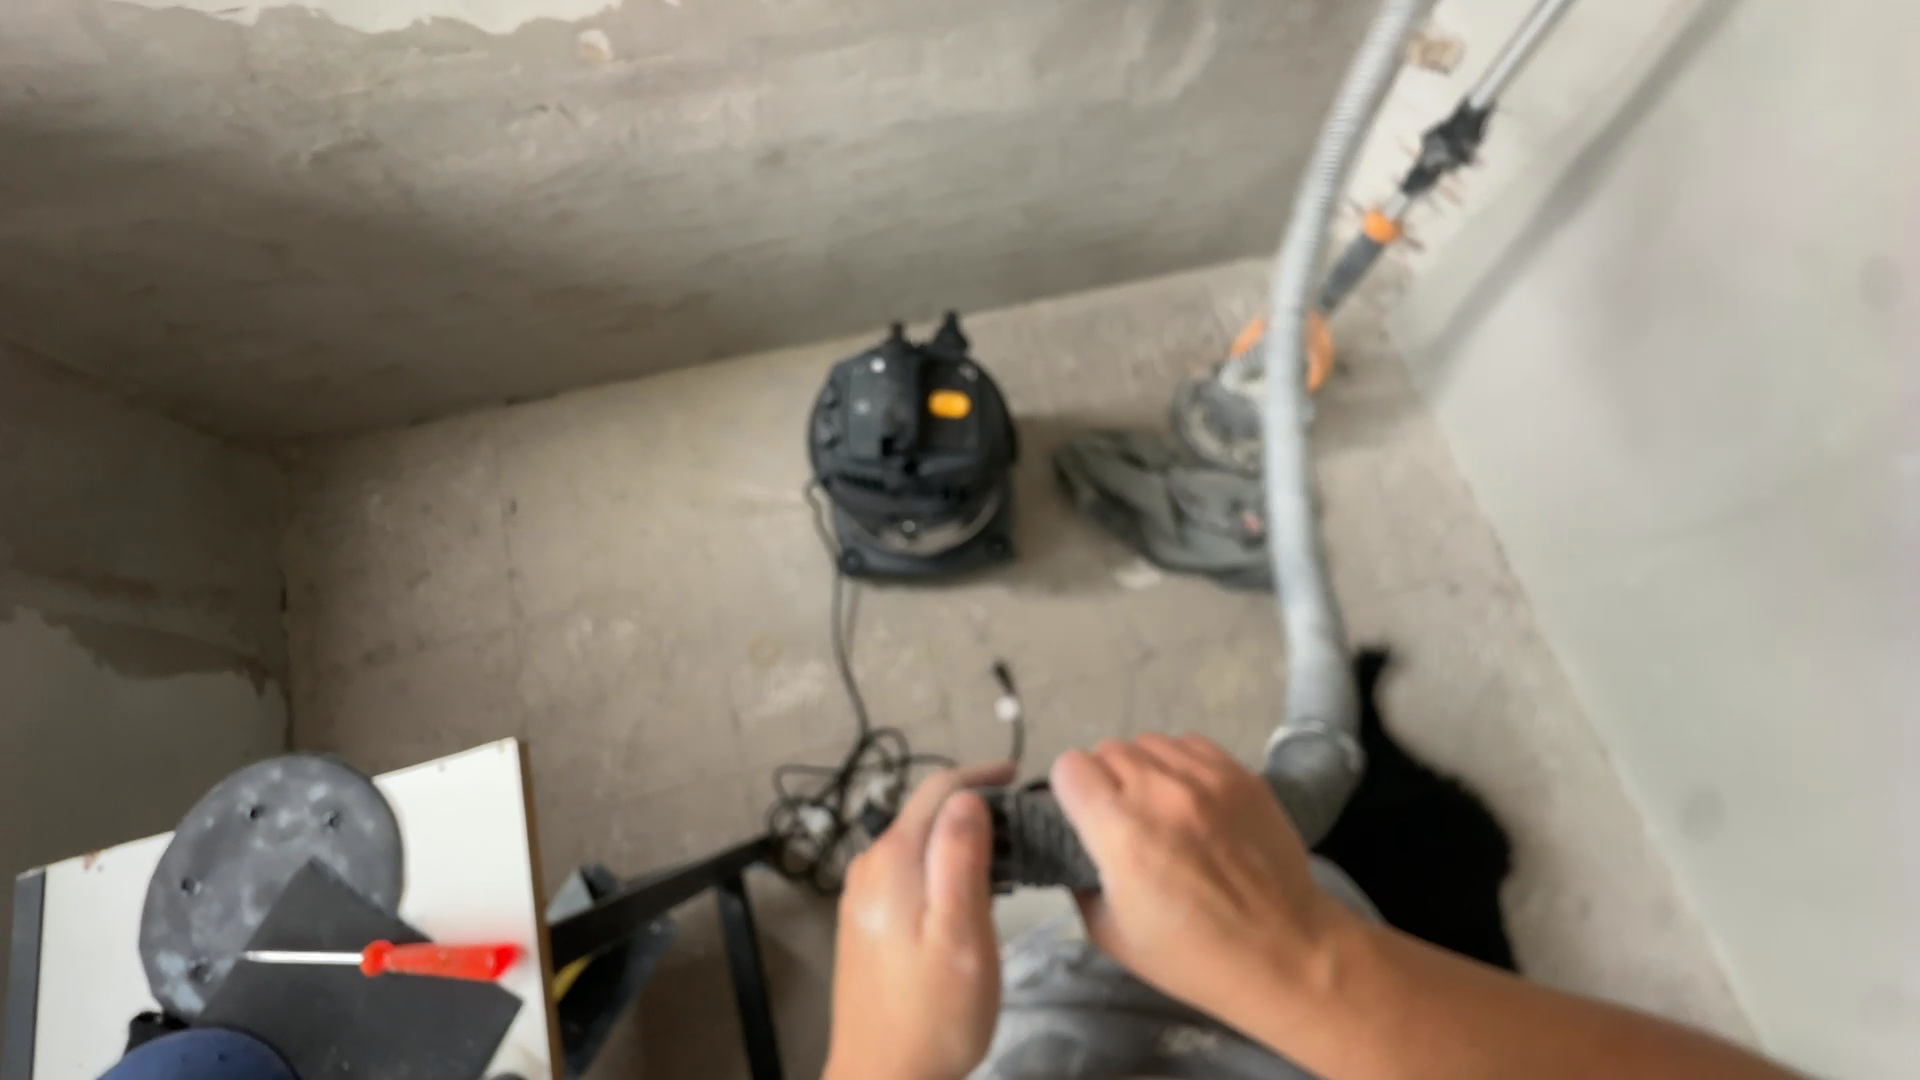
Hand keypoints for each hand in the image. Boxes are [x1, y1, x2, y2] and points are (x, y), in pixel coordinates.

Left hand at [823, 761, 1014, 1079]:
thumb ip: (960, 857)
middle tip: (1020, 822)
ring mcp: (862, 892)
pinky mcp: (865, 917)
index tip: (1018, 776)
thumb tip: (968, 796)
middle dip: (972, 804)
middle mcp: (870, 864)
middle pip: (925, 812)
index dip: (980, 775)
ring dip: (958, 835)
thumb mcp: (960, 933)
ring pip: (917, 840)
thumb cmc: (933, 1012)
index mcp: (893, 858)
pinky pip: (908, 868)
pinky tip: (965, 887)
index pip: (938, 789)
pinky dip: (940, 861)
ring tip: (1003, 854)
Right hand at [1049, 735, 1357, 1031]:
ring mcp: (1203, 777)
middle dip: (1104, 780)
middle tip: (1123, 816)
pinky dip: (1179, 763)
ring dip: (1142, 768)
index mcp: (1122, 833)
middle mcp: (1158, 793)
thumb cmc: (1196, 956)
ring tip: (1159, 804)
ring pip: (1146, 742)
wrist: (1289, 953)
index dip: (1070, 791)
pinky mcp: (1236, 772)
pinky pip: (1187, 743)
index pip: (1070, 768)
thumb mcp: (1113, 936)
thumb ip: (1079, 883)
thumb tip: (1071, 849)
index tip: (1083, 814)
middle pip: (1105, 750)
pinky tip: (1190, 796)